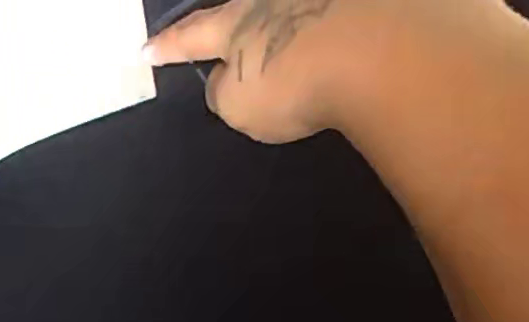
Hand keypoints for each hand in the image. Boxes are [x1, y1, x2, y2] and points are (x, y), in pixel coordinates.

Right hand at [144, 0, 507, 143]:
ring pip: (291, 9)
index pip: (193, 35)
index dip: (169, 45)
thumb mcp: (240, 105)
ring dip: (287, 22)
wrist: (382, 48)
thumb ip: (225, 92)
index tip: (146, 49)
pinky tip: (333, 34)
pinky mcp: (362, 4)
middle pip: (245, 4)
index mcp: (238, 21)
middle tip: (230, 28)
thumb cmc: (295, 82)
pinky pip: (332, 14)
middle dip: (233, 18)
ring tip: (288, 44)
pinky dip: (329, 25)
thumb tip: (227, 79)